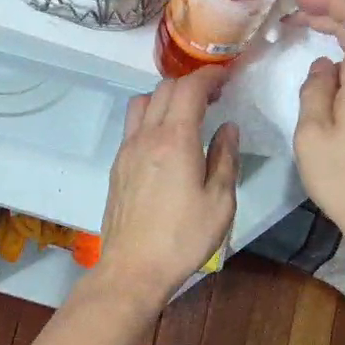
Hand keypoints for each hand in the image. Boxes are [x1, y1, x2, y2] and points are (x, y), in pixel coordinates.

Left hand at [91, 68, 238, 306]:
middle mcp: (145, 138)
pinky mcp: (117, 168)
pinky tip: (166, 142)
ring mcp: (126, 152)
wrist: (133, 268)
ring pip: (141, 104)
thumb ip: (225, 158)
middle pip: (163, 90)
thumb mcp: (220, 201)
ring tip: (187, 114)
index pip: (189, 88)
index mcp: (174, 140)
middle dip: (190, 84)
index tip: (227, 77)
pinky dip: (150, 119)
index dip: (210, 76)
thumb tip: (227, 128)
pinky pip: (132, 128)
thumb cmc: (183, 239)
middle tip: (214, 96)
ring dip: (165, 99)